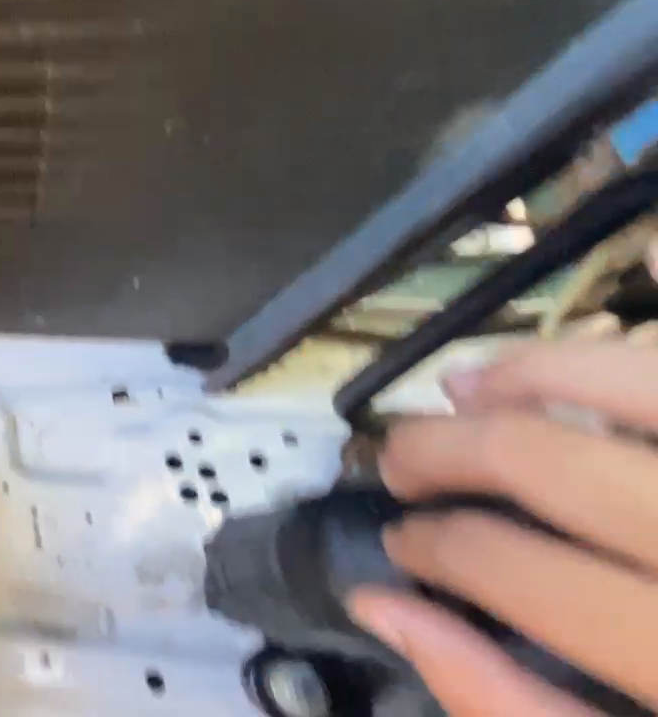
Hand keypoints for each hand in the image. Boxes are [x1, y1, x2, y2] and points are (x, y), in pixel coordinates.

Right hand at [346, 339, 657, 713]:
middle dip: (435, 451)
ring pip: (628, 382)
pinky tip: (599, 343)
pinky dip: (641, 337)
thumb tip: (384, 609)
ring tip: (468, 388)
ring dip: (522, 372)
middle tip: (400, 462)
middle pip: (540, 459)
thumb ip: (514, 705)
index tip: (403, 544)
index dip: (426, 544)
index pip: (506, 564)